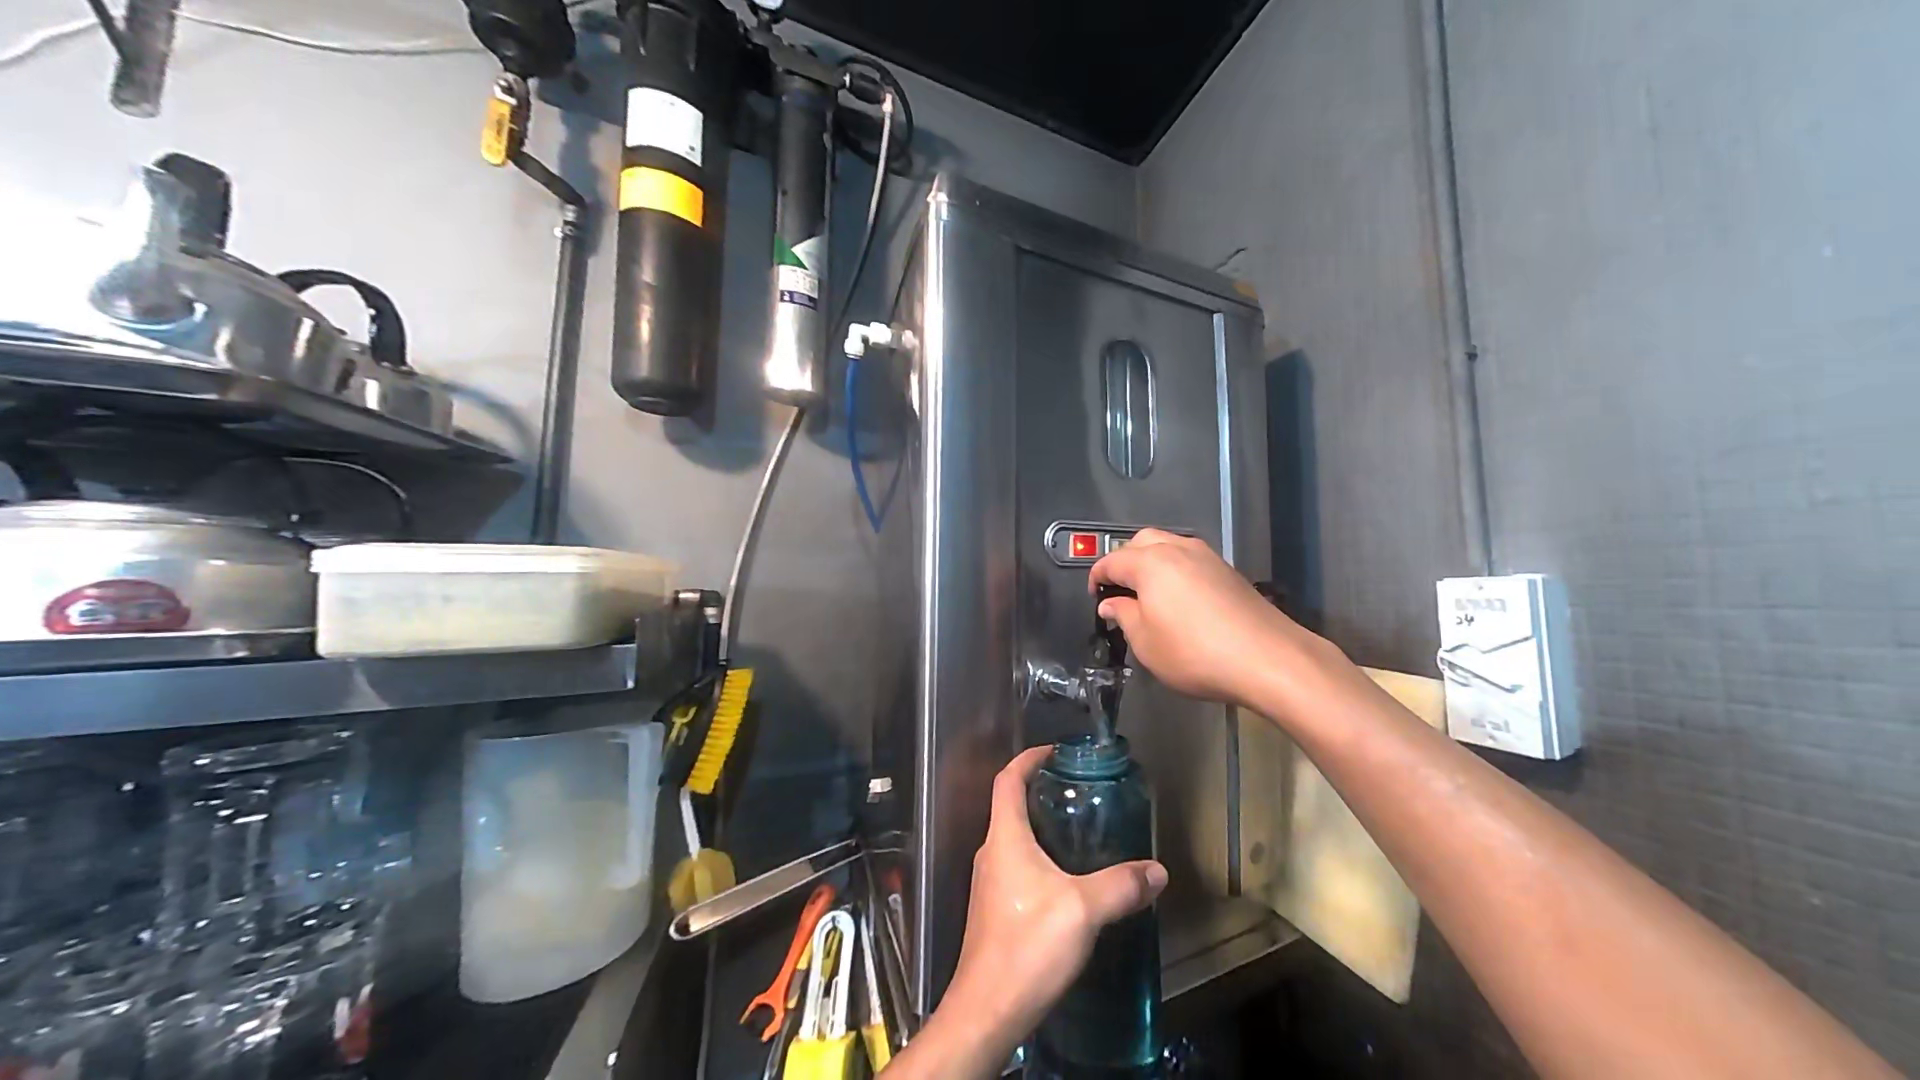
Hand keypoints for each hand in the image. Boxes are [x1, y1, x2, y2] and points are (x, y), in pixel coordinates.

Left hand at [936, 748, 1167, 1059]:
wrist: (988, 1008)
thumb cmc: (1027, 946)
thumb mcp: (1083, 910)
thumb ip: (1120, 886)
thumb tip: (1156, 871)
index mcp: (1004, 838)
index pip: (1007, 780)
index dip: (1027, 759)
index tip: (1053, 751)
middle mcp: (991, 852)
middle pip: (1010, 806)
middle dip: (1041, 792)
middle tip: (1078, 790)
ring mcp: (989, 882)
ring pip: (1014, 839)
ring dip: (1041, 827)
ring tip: (1080, 831)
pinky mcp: (994, 909)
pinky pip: (1017, 867)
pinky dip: (1040, 858)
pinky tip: (1068, 880)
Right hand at [1089, 529, 1323, 708]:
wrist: (1268, 659)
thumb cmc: (1194, 653)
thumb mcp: (1145, 642)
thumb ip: (1124, 616)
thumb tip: (1112, 603)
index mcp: (1150, 562)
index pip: (1112, 560)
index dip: (1097, 577)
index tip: (1095, 597)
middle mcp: (1178, 549)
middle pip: (1141, 541)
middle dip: (1125, 560)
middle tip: (1120, 590)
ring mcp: (1208, 557)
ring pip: (1169, 545)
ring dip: (1152, 561)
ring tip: (1148, 592)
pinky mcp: (1229, 571)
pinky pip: (1190, 559)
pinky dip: (1176, 569)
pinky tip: (1179, 598)